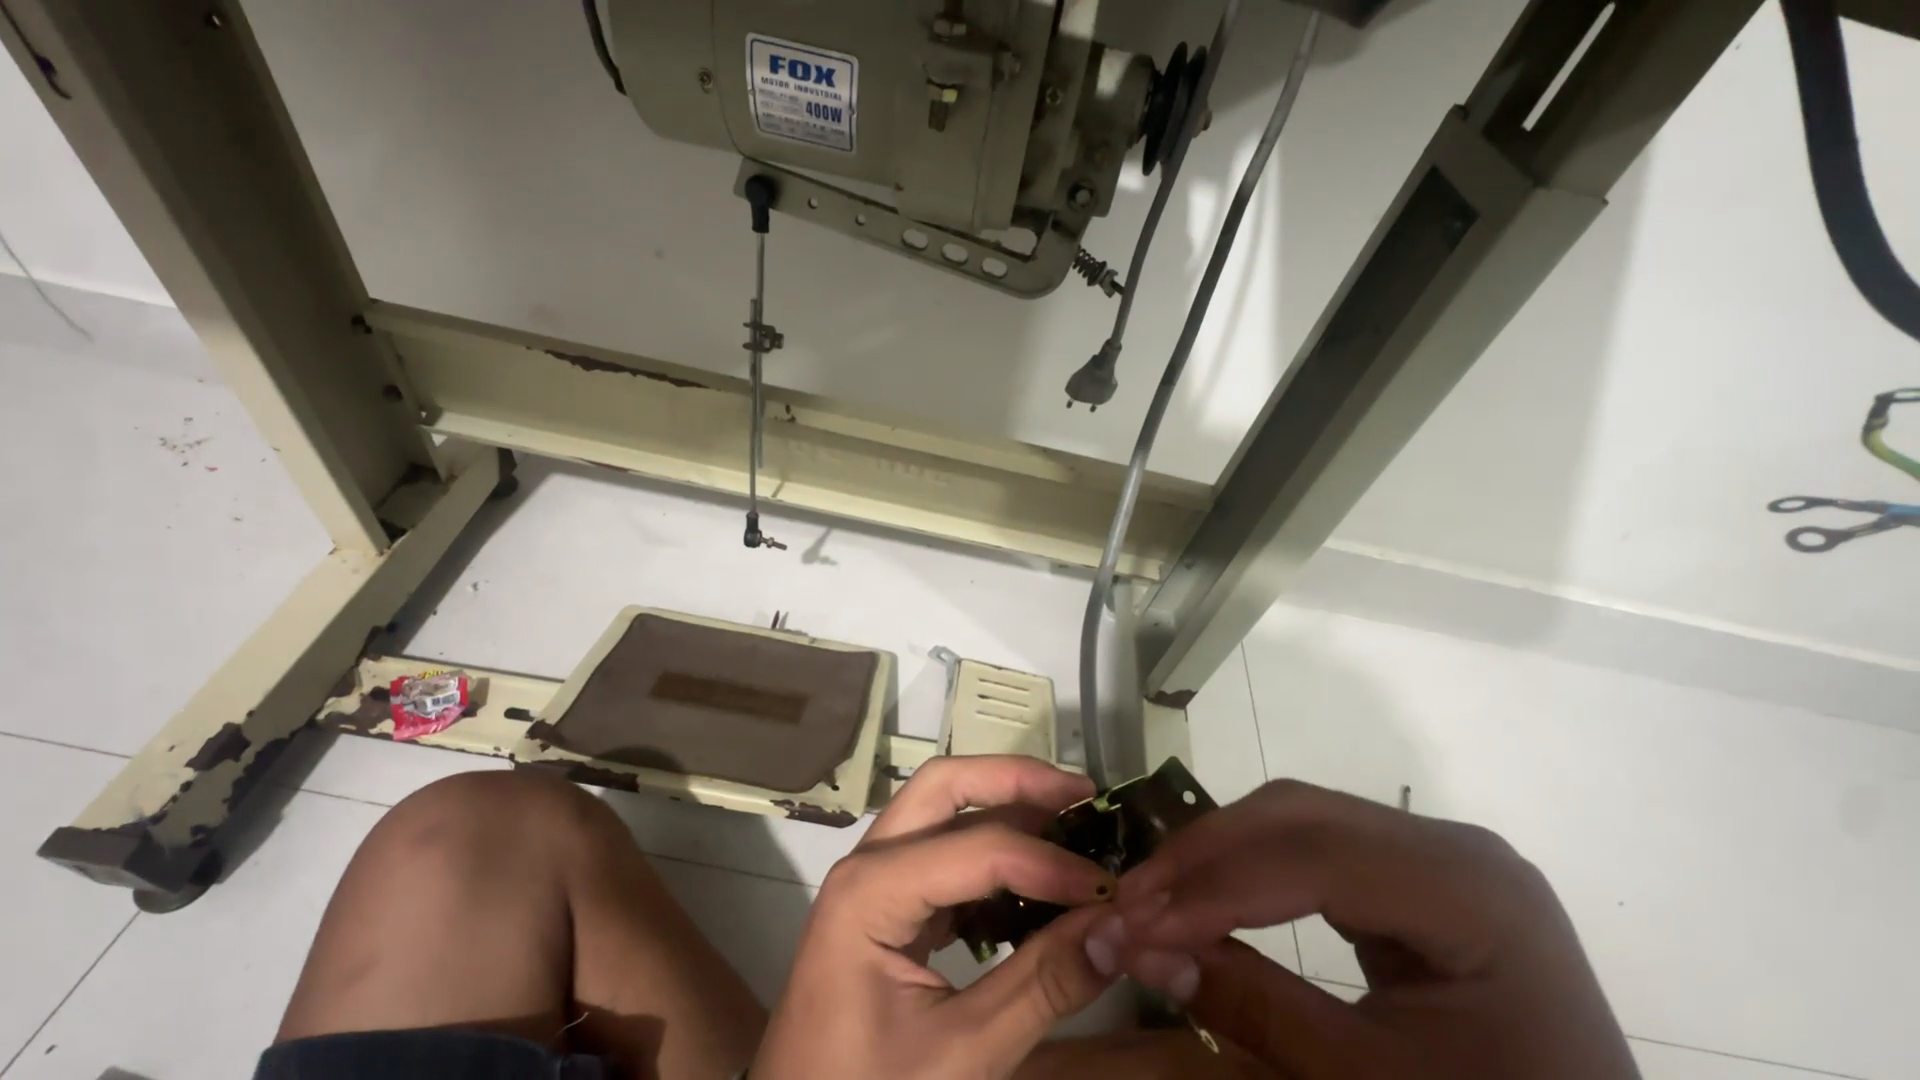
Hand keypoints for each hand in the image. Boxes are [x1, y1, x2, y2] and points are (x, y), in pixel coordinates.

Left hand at [751, 756, 1119, 1079]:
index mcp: (871, 892)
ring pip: (943, 808)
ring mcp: (875, 878)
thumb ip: (1041, 986)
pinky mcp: (889, 902)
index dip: (1051, 862)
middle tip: (1085, 794)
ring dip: (1008, 805)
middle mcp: (868, 863)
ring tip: (1072, 822)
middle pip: (946, 785)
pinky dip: (993, 849)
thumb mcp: (962, 1052)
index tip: (1110, 888)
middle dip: (1018, 780)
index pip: (978, 848)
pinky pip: (944, 851)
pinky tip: (1037, 878)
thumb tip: (1117, 930)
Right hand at [1091, 780, 1638, 1079]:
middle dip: (1205, 855)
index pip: (1315, 857)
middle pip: (1300, 816)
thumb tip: (1138, 950)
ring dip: (1220, 853)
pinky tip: (1212, 895)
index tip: (1133, 921)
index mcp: (1470, 892)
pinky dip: (1254, 866)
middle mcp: (1455, 846)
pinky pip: (1320, 846)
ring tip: (1155, 897)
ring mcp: (1438, 854)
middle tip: (1131, 901)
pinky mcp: (1418, 874)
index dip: (1214, 886)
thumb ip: (1252, 1006)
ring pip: (1301, 818)